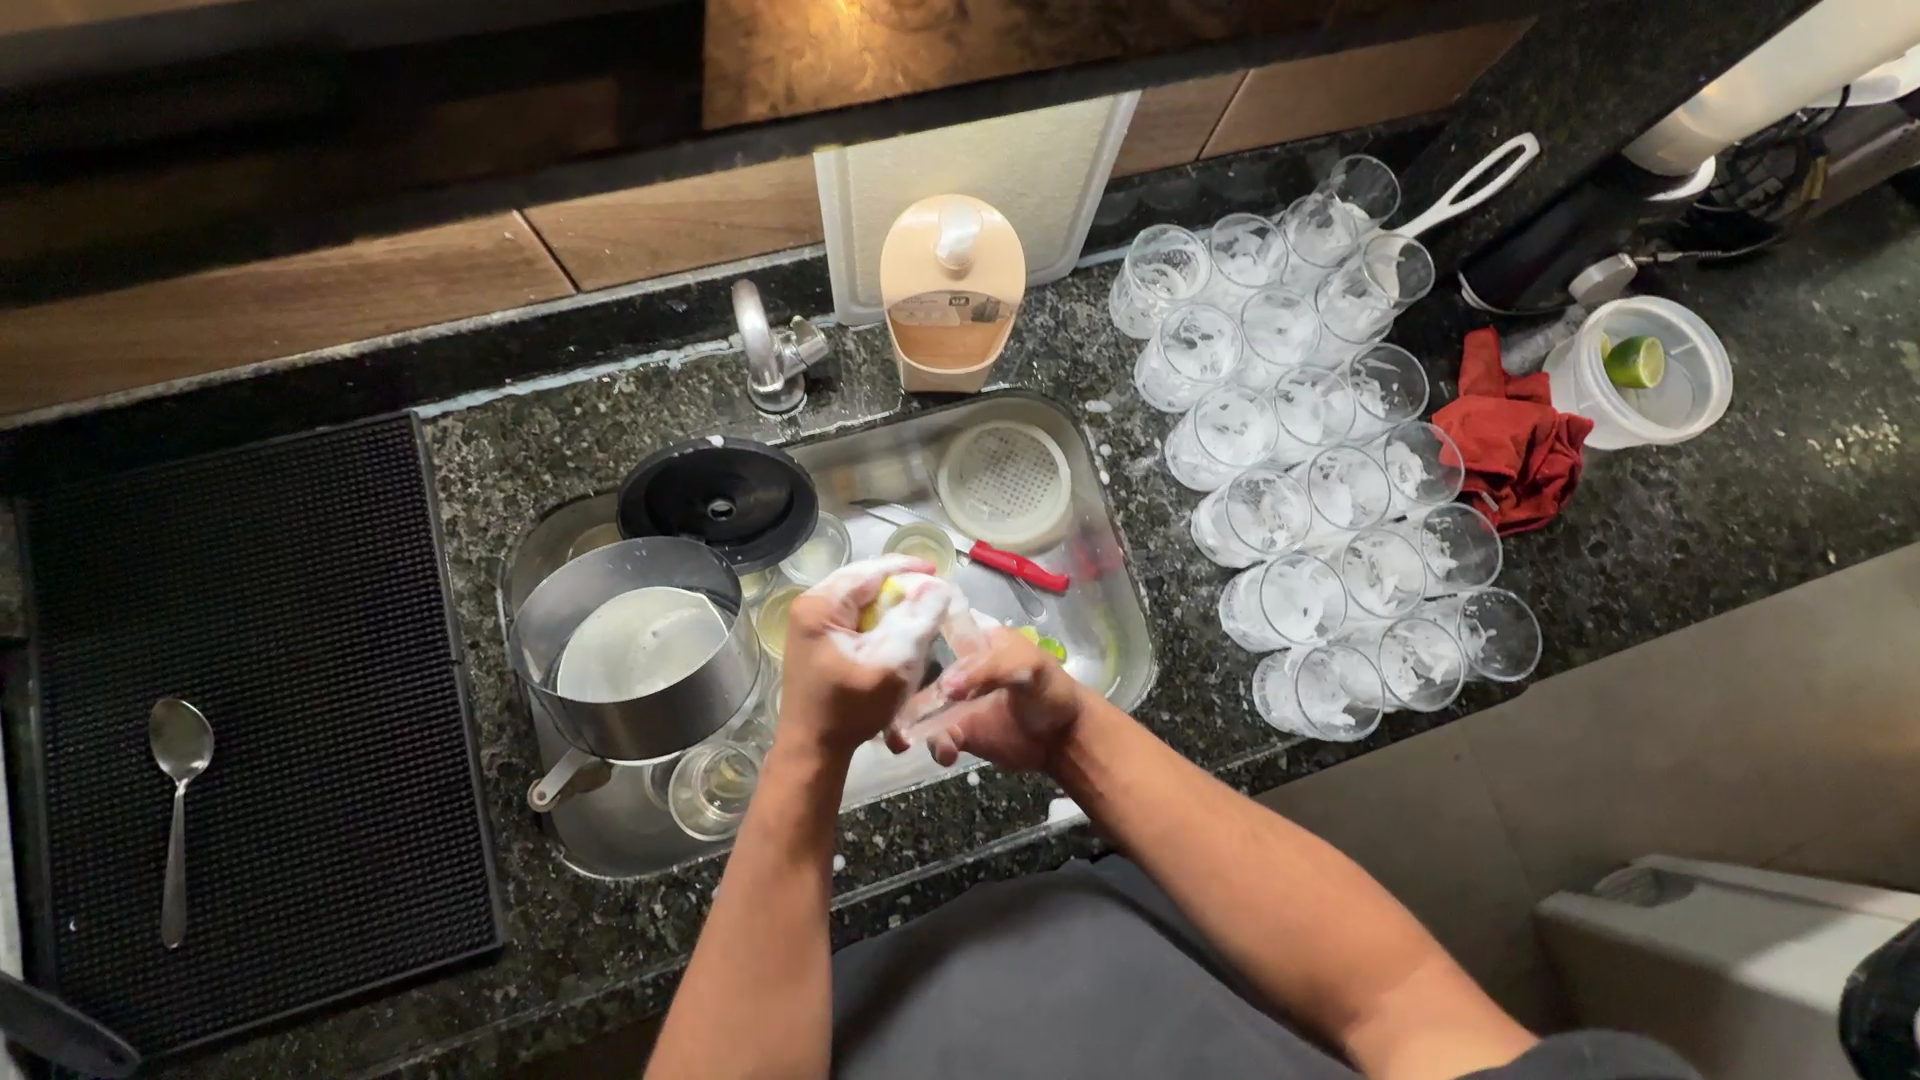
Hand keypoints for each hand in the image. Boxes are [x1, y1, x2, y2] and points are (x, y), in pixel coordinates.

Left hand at [778, 555, 946, 760]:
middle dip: (899, 584)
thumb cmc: (849, 709)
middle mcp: (810, 606)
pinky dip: (878, 618)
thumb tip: (937, 586)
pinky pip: (853, 615)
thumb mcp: (891, 665)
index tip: (938, 572)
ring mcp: (810, 623)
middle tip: (933, 592)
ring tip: (920, 607)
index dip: (907, 568)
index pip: (870, 570)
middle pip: (863, 581)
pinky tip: (897, 627)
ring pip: (859, 598)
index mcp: (821, 605)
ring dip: (890, 602)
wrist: (813, 749)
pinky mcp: (816, 639)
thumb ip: (916, 621)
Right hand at [900, 627, 1086, 770]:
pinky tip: (948, 752)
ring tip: (902, 739)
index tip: (886, 647)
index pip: (934, 626)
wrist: (1066, 738)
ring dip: (905, 722)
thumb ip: (990, 668)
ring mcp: (954, 702)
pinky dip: (936, 746)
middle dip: (895, 687)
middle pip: (916, 670)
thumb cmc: (1051, 690)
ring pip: (918, 708)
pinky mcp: (959, 732)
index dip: (908, 632)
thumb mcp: (1028, 666)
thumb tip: (946, 687)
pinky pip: (936, 738)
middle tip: (884, 704)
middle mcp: (958, 667)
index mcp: (975, 639)